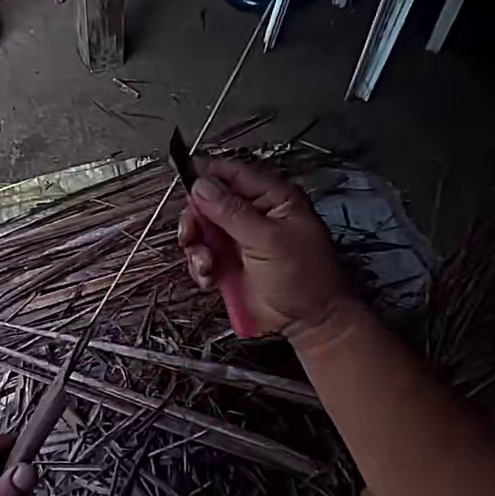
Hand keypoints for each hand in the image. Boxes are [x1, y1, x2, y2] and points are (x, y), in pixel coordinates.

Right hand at [178, 157, 351, 341]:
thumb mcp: (267, 239)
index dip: (206, 176)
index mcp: (272, 198)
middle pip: (208, 202)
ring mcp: (239, 240)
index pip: (232, 174)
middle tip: (191, 235)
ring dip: (196, 247)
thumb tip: (202, 185)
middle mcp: (253, 214)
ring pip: (201, 230)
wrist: (309, 322)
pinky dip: (200, 267)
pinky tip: (210, 278)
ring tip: (206, 265)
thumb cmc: (304, 277)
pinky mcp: (229, 263)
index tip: (185, 185)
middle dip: (196, 219)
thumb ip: (231, 212)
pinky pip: (202, 256)